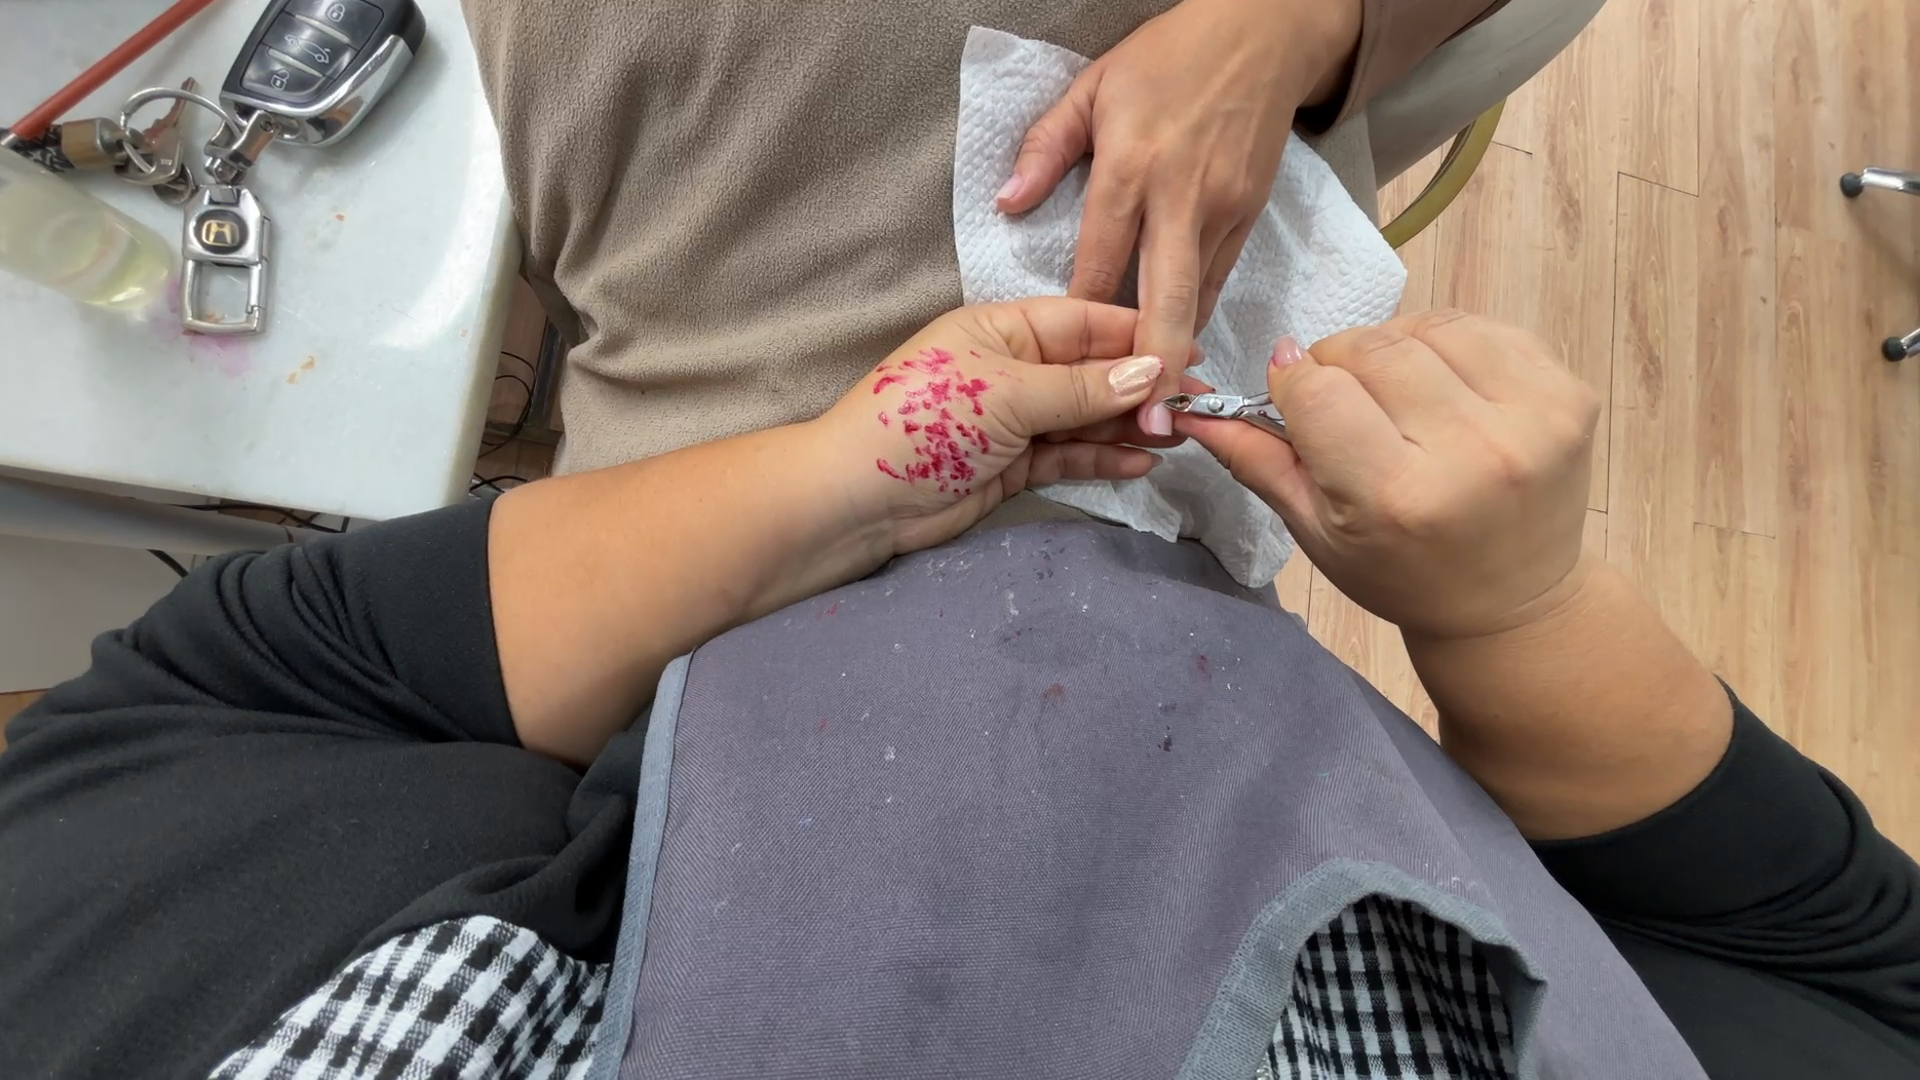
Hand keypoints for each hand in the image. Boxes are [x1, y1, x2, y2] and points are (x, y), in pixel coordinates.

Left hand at [818, 298, 1173, 553]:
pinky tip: (1139, 463)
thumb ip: (1080, 388)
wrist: (859, 500)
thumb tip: (1153, 372)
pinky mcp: (1012, 466)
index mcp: (1003, 329)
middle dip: (1140, 389)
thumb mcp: (1006, 395)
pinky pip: (1066, 456)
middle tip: (1195, 407)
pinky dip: (1100, 458)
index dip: (1139, 338)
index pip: (1086, 323)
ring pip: (1083, 418)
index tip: (1190, 355)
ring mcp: (1014, 421)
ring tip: (1177, 437)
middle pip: (1091, 373)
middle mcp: (1014, 369)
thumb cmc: (922, 423)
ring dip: (1127, 426)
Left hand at [997, 0, 1361, 434]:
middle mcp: (1178, 201)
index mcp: (1129, 170)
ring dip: (1176, 356)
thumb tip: (1007, 204)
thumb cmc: (1167, 58)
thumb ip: (1046, 147)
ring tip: (1159, 410)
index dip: (1086, 329)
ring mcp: (1221, 213)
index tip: (1072, 379)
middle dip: (1153, 369)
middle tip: (1147, 426)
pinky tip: (1176, 351)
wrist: (1270, 27)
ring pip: (1195, 302)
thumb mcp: (1093, 86)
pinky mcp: (1249, 219)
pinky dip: (1194, 320)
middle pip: (1163, 301)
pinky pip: (1215, 284)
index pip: (1099, 266)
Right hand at [1178, 311, 1602, 641]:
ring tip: (1386, 391)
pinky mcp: (1571, 395)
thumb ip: (1255, 461)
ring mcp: (1531, 419)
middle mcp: (1469, 453)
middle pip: (1370, 350)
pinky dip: (1439, 342)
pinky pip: (1481, 328)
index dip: (1291, 386)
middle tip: (1336, 397)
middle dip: (1334, 362)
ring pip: (1424, 328)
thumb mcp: (1311, 530)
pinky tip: (1432, 381)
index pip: (1316, 393)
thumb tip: (1194, 411)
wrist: (1509, 601)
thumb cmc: (1393, 574)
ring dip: (1386, 348)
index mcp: (1393, 497)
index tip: (1291, 400)